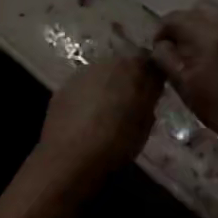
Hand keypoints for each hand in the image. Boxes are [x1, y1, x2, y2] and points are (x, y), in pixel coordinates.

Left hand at [35, 54, 163, 182]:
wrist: (68, 155)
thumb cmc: (115, 142)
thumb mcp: (144, 124)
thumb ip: (150, 99)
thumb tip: (150, 88)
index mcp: (131, 68)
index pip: (149, 61)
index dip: (152, 75)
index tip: (154, 91)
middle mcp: (105, 63)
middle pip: (122, 65)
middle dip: (128, 79)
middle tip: (131, 102)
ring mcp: (81, 73)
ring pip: (101, 74)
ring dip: (107, 86)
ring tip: (107, 111)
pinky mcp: (63, 86)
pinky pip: (83, 86)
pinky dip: (88, 96)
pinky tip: (87, 116)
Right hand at [152, 1, 217, 163]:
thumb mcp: (187, 90)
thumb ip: (167, 60)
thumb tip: (160, 45)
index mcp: (208, 37)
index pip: (176, 17)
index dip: (163, 30)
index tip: (162, 47)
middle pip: (203, 8)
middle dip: (189, 23)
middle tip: (185, 47)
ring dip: (213, 33)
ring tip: (213, 59)